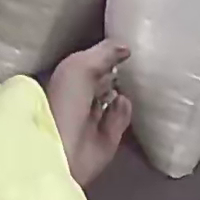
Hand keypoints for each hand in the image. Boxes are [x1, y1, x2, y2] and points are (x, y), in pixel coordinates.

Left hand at [46, 41, 133, 186]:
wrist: (65, 152)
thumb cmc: (66, 104)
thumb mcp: (80, 68)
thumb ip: (104, 53)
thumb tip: (126, 48)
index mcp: (66, 82)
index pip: (88, 64)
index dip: (103, 55)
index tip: (121, 47)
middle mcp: (80, 101)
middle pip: (102, 81)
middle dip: (115, 71)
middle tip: (132, 61)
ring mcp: (94, 122)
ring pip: (114, 99)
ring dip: (123, 89)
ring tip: (134, 78)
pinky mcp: (107, 141)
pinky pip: (121, 118)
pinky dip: (124, 109)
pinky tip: (123, 102)